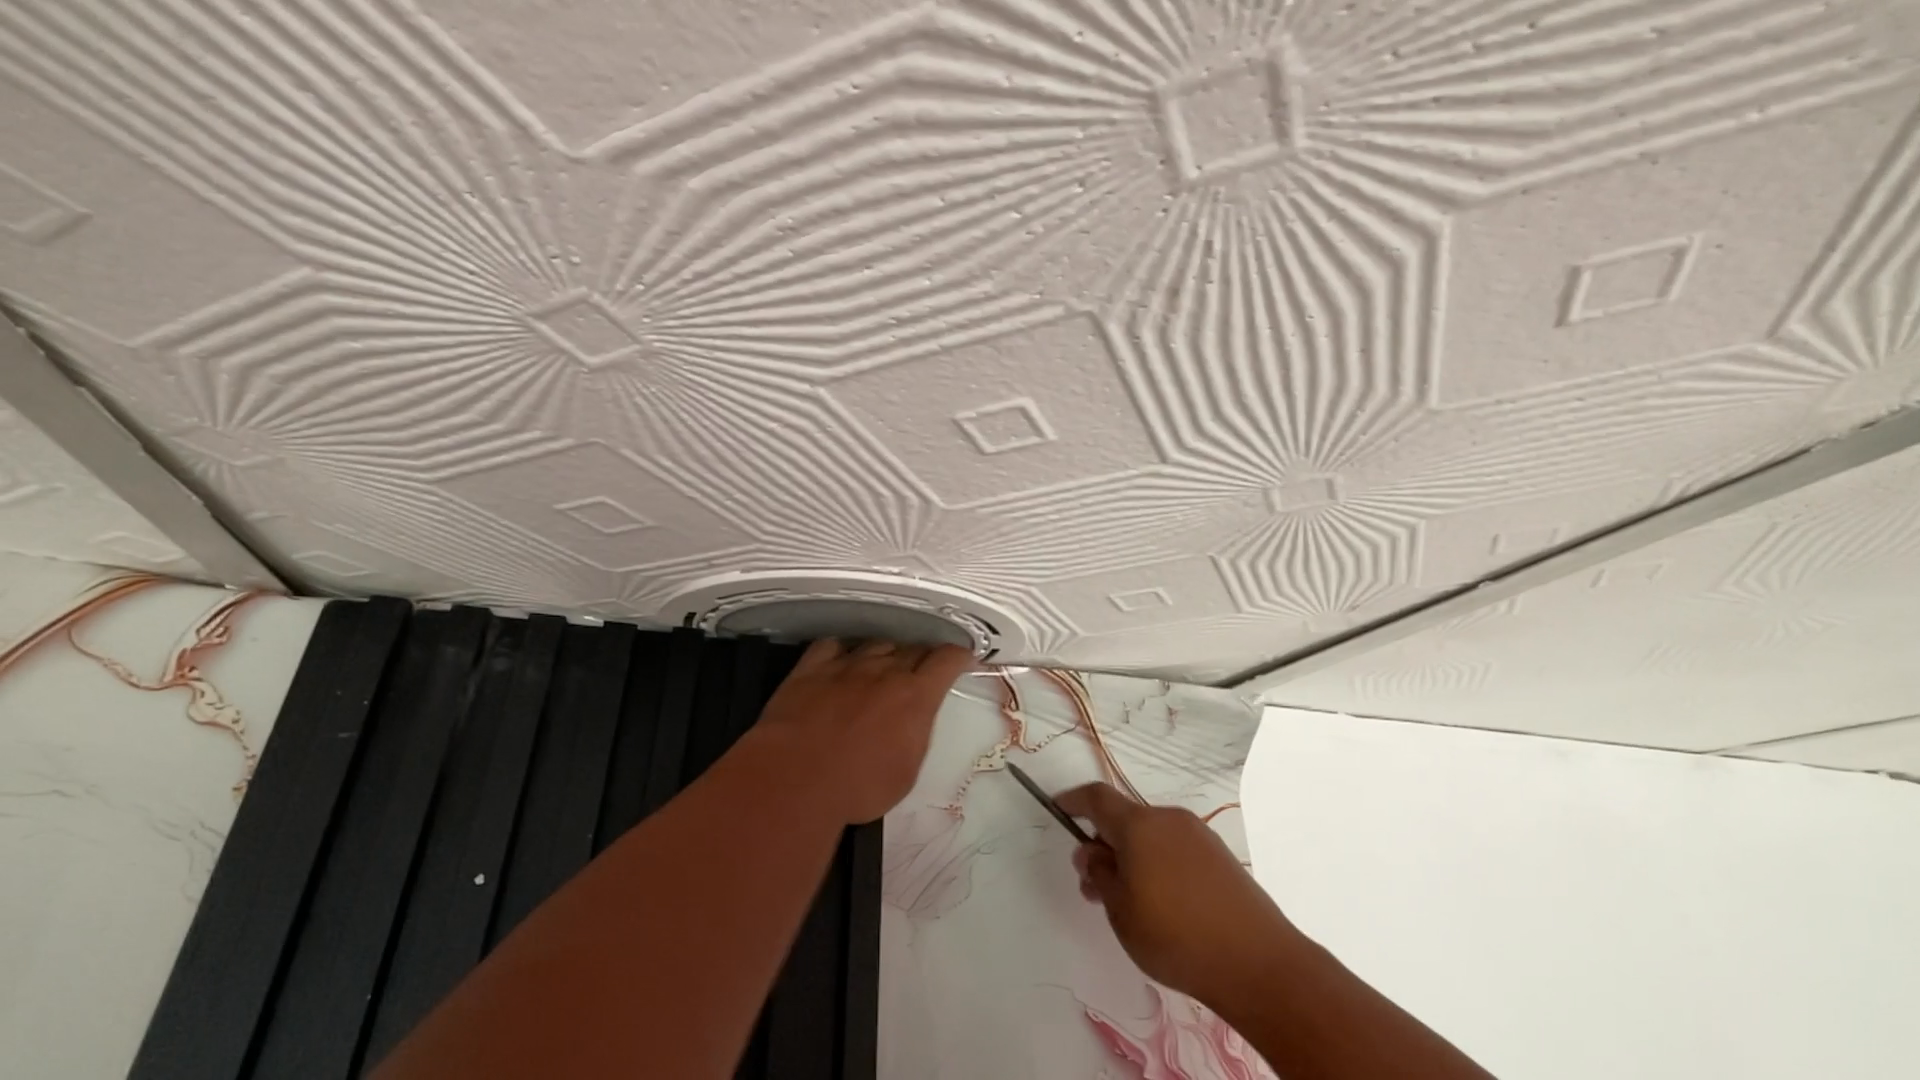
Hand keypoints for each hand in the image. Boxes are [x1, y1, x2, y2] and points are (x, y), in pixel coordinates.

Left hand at [753, 639, 972, 825]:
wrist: (795, 779)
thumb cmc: (858, 787)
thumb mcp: (907, 771)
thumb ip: (915, 734)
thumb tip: (912, 721)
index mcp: (915, 696)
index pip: (946, 660)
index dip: (958, 656)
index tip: (962, 659)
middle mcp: (884, 671)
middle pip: (912, 648)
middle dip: (923, 656)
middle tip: (923, 669)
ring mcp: (845, 666)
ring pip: (875, 644)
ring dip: (885, 653)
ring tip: (884, 666)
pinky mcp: (810, 668)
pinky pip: (832, 646)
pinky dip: (843, 650)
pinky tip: (842, 659)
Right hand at [1058, 782, 1302, 1003]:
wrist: (1257, 962)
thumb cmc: (1175, 935)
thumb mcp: (1120, 910)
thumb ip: (1100, 874)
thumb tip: (1093, 851)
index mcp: (1140, 825)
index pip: (1097, 799)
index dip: (1073, 801)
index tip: (1057, 808)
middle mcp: (1170, 820)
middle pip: (1125, 820)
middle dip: (1102, 844)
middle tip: (1092, 885)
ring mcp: (1199, 837)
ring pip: (1150, 837)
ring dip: (1130, 858)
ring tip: (1125, 903)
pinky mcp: (1220, 858)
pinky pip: (1174, 850)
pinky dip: (1156, 865)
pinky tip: (1159, 905)